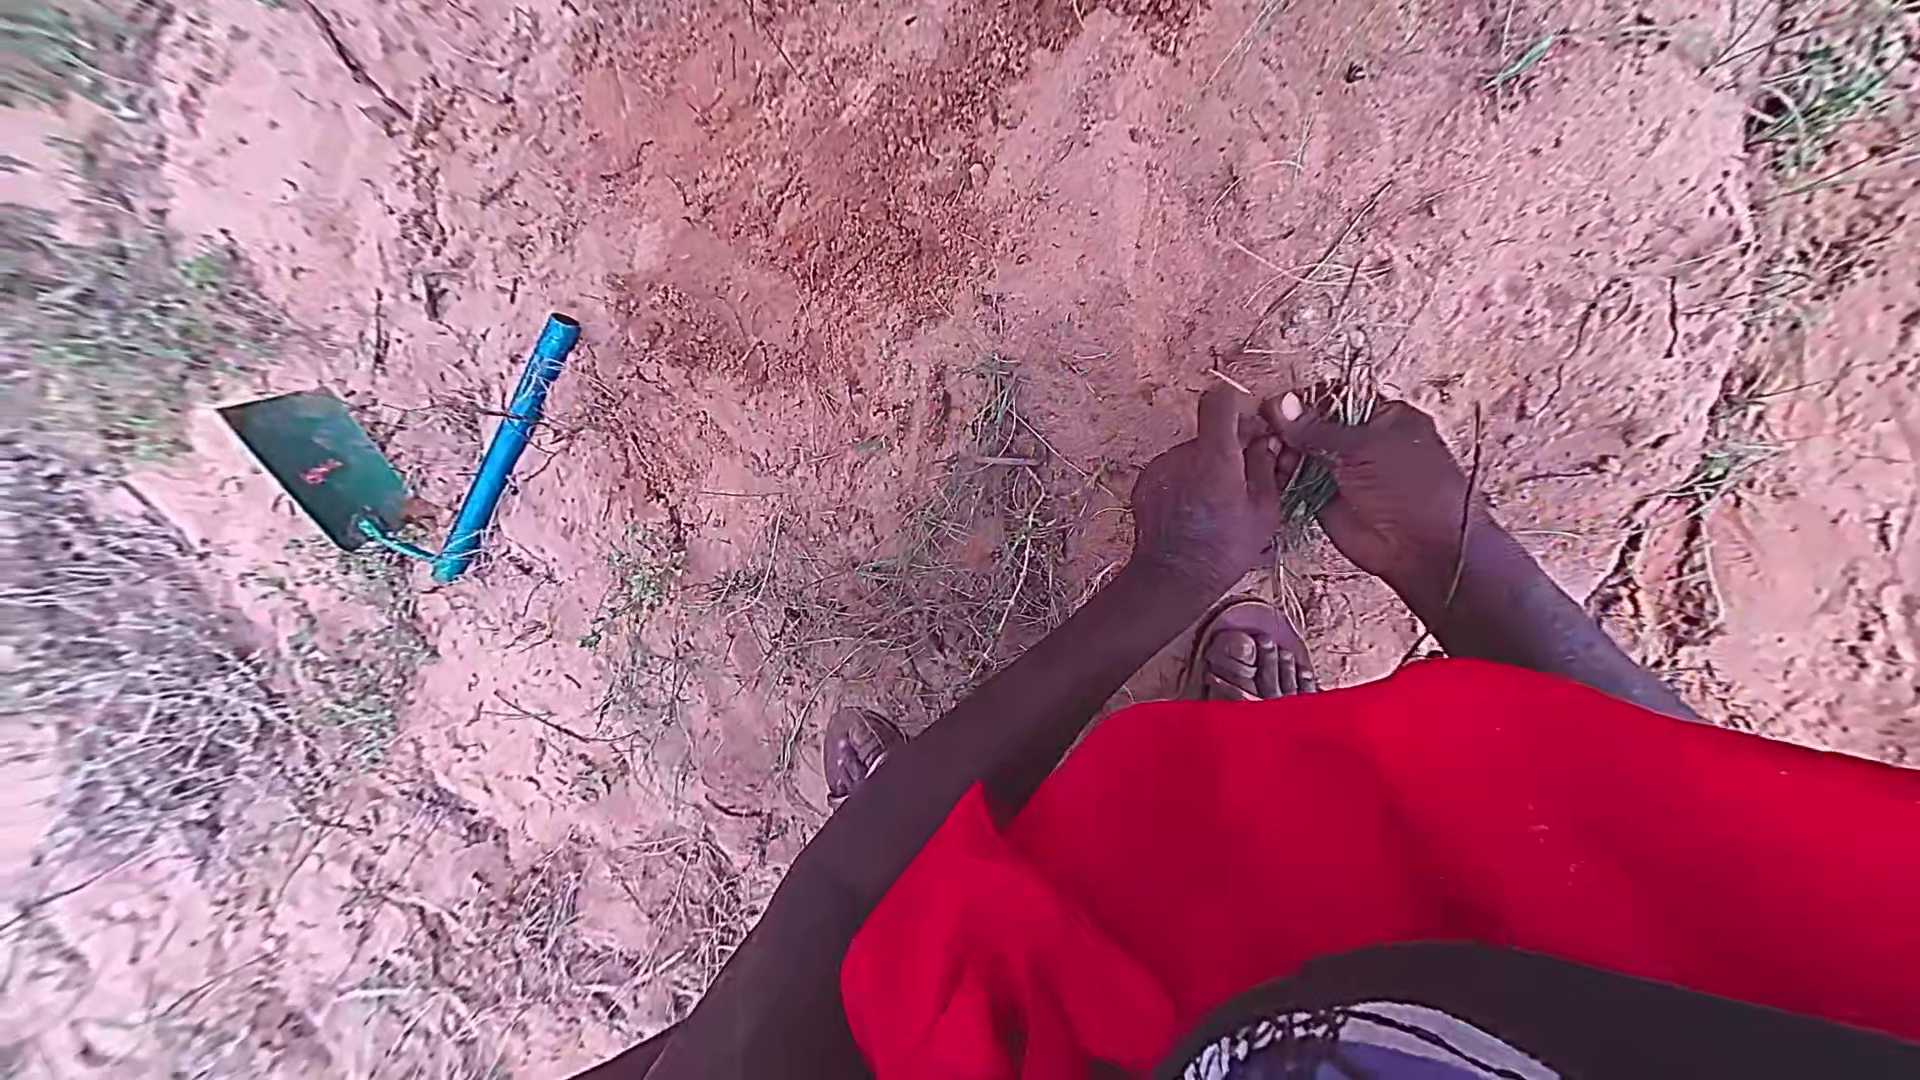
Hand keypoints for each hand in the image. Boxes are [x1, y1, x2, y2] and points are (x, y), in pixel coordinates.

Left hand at [1129, 386, 1282, 593]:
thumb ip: (1266, 466)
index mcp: (1214, 459)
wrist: (1173, 577)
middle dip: (1230, 445)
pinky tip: (1194, 508)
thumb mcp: (1264, 510)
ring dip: (1208, 465)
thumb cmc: (1224, 550)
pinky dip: (1186, 479)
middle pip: (1209, 432)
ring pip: (1192, 452)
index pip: (1219, 402)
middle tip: (1246, 473)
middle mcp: (1181, 456)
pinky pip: (1173, 469)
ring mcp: (1158, 468)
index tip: (1253, 424)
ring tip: (1217, 500)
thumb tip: (1266, 441)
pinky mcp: (1144, 482)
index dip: (1239, 406)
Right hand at [1260, 393, 1491, 598]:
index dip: (1304, 400)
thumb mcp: (1365, 447)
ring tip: (1270, 453)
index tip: (1277, 405)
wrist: (1419, 548)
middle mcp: (1357, 442)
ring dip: (1281, 451)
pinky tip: (1271, 472)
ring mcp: (1337, 470)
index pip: (1334, 398)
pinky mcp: (1319, 496)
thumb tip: (1281, 404)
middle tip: (1266, 431)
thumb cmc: (1412, 489)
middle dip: (1287, 427)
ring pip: (1298, 452)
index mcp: (1380, 418)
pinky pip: (1292, 480)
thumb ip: (1317, 428)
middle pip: (1311, 426)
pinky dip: (1278, 476)